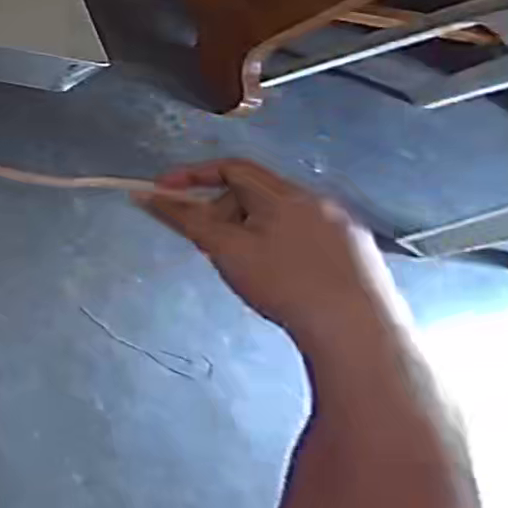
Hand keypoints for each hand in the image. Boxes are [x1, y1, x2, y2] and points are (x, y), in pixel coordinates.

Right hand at [139, 160, 408, 354]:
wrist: (363, 340)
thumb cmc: (285, 283)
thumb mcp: (222, 247)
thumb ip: (181, 217)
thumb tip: (144, 196)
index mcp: (288, 196)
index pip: (230, 167)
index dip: (191, 175)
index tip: (163, 191)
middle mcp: (320, 204)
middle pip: (253, 191)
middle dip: (220, 208)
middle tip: (206, 236)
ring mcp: (346, 230)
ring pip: (278, 214)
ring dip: (247, 226)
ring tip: (240, 259)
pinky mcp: (360, 256)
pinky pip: (303, 233)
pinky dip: (276, 241)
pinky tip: (276, 272)